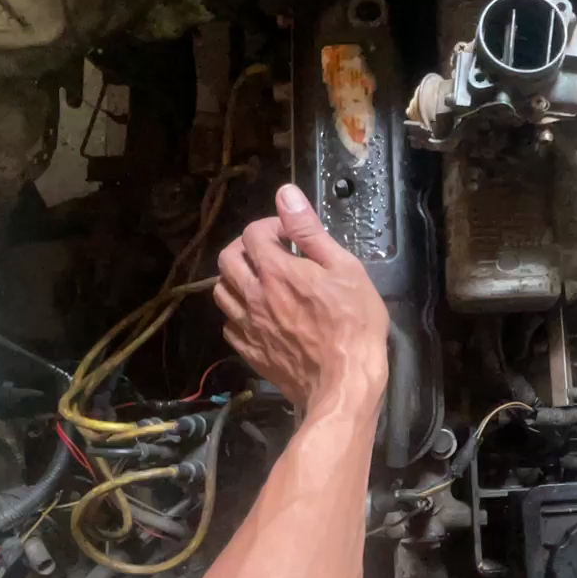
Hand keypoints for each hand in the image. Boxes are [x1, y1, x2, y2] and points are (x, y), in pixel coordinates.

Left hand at [215, 184, 388, 410]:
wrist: (344, 383)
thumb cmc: (354, 325)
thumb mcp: (345, 269)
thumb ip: (310, 231)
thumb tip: (286, 195)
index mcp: (276, 271)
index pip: (253, 233)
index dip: (270, 226)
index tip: (290, 236)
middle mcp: (254, 295)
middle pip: (227, 259)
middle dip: (245, 248)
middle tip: (270, 253)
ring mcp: (249, 326)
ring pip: (221, 292)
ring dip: (237, 279)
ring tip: (260, 281)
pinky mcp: (251, 352)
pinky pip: (230, 324)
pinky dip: (239, 312)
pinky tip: (258, 314)